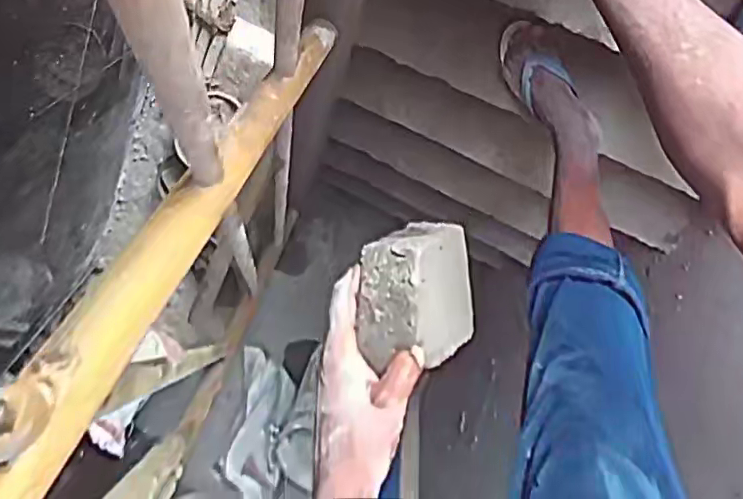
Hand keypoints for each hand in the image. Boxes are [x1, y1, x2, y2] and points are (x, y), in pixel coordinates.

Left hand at [315, 267, 422, 497]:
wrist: (341, 484)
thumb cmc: (356, 451)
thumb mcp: (389, 407)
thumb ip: (403, 373)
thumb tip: (413, 351)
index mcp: (338, 355)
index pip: (339, 302)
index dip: (350, 278)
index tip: (361, 264)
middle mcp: (329, 360)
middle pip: (340, 313)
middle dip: (357, 294)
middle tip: (376, 280)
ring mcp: (329, 374)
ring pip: (343, 332)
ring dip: (359, 316)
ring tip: (380, 307)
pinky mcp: (335, 389)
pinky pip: (346, 350)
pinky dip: (360, 337)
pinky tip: (377, 347)